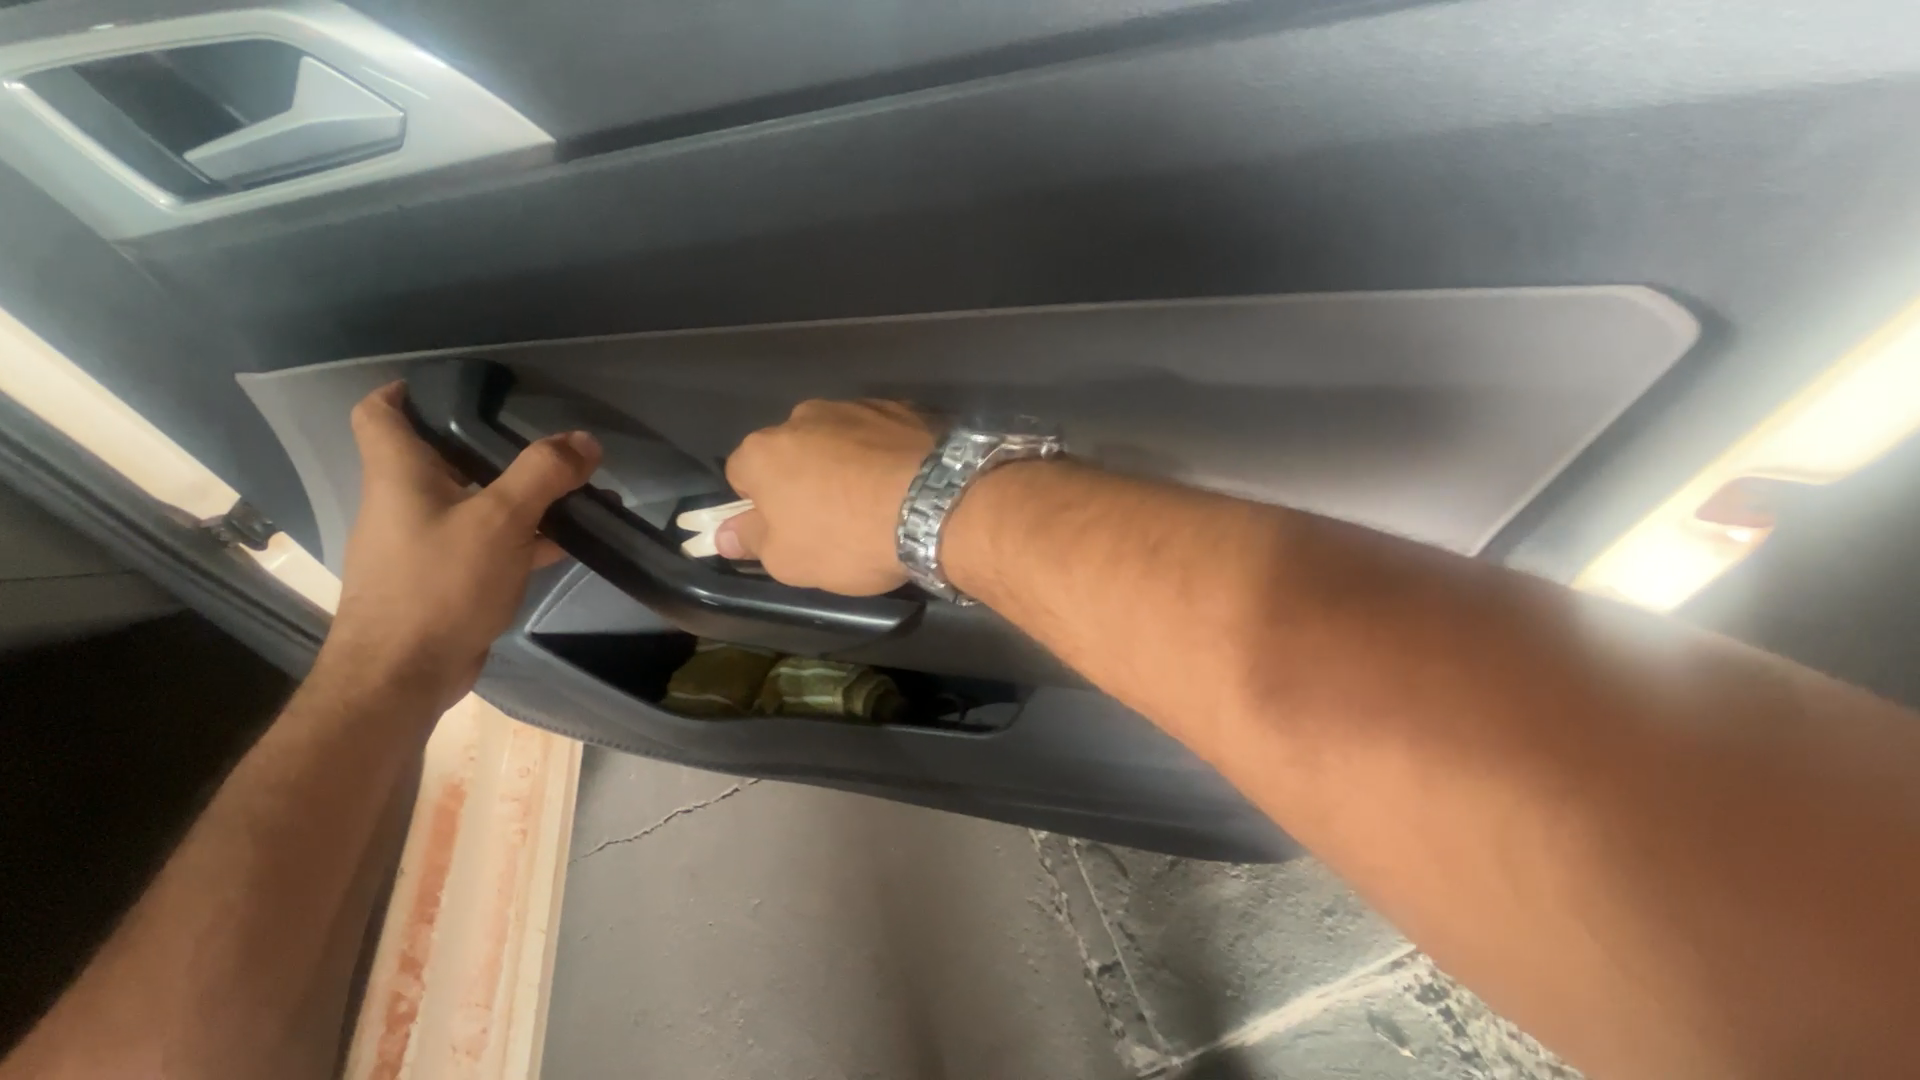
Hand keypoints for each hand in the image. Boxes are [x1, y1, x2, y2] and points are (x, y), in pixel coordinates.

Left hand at [321, 382, 601, 712]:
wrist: (404, 674)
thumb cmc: (439, 583)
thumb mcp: (499, 520)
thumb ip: (543, 474)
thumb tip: (585, 440)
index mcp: (399, 474)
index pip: (381, 412)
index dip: (409, 389)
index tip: (460, 385)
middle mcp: (405, 502)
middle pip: (441, 455)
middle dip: (490, 442)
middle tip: (541, 434)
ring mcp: (426, 543)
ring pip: (474, 501)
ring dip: (518, 492)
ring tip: (573, 484)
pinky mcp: (447, 578)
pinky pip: (490, 542)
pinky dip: (525, 534)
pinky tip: (569, 537)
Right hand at [717, 400, 933, 594]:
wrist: (936, 506)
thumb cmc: (847, 538)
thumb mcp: (789, 560)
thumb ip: (752, 541)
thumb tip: (724, 534)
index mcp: (764, 450)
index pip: (740, 473)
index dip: (758, 504)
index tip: (786, 528)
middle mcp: (804, 416)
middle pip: (791, 451)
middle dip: (804, 479)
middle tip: (832, 519)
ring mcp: (857, 406)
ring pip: (837, 439)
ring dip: (846, 464)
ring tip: (875, 502)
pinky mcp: (903, 408)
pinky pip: (880, 435)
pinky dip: (884, 455)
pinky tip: (903, 485)